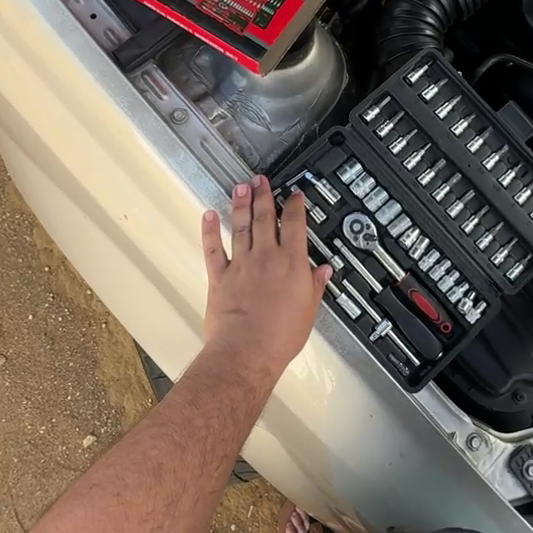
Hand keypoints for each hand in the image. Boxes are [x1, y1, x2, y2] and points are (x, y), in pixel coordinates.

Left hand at [199, 176, 331, 381]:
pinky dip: (210, 231)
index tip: (295, 195)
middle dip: (264, 196)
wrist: (246, 352)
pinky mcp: (220, 277)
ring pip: (240, 226)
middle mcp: (266, 258)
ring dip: (240, 204)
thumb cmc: (279, 337)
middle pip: (265, 218)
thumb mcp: (309, 310)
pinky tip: (209, 216)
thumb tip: (324, 271)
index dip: (295, 206)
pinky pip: (213, 249)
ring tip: (241, 187)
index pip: (294, 224)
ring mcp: (241, 265)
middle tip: (262, 180)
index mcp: (291, 264)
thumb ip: (316, 286)